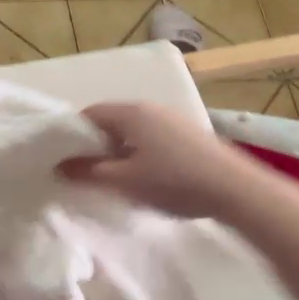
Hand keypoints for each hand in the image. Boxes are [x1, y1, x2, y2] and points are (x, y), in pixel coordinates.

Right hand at [56, 102, 276, 219]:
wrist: (239, 191)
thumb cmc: (174, 181)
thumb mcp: (124, 181)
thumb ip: (88, 172)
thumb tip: (59, 166)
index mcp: (130, 113)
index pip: (89, 114)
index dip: (72, 135)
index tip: (65, 159)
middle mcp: (151, 108)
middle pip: (111, 121)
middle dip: (95, 144)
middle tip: (87, 172)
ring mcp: (174, 120)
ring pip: (133, 131)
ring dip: (119, 150)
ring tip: (117, 178)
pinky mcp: (191, 135)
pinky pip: (153, 138)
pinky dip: (141, 153)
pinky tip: (148, 177)